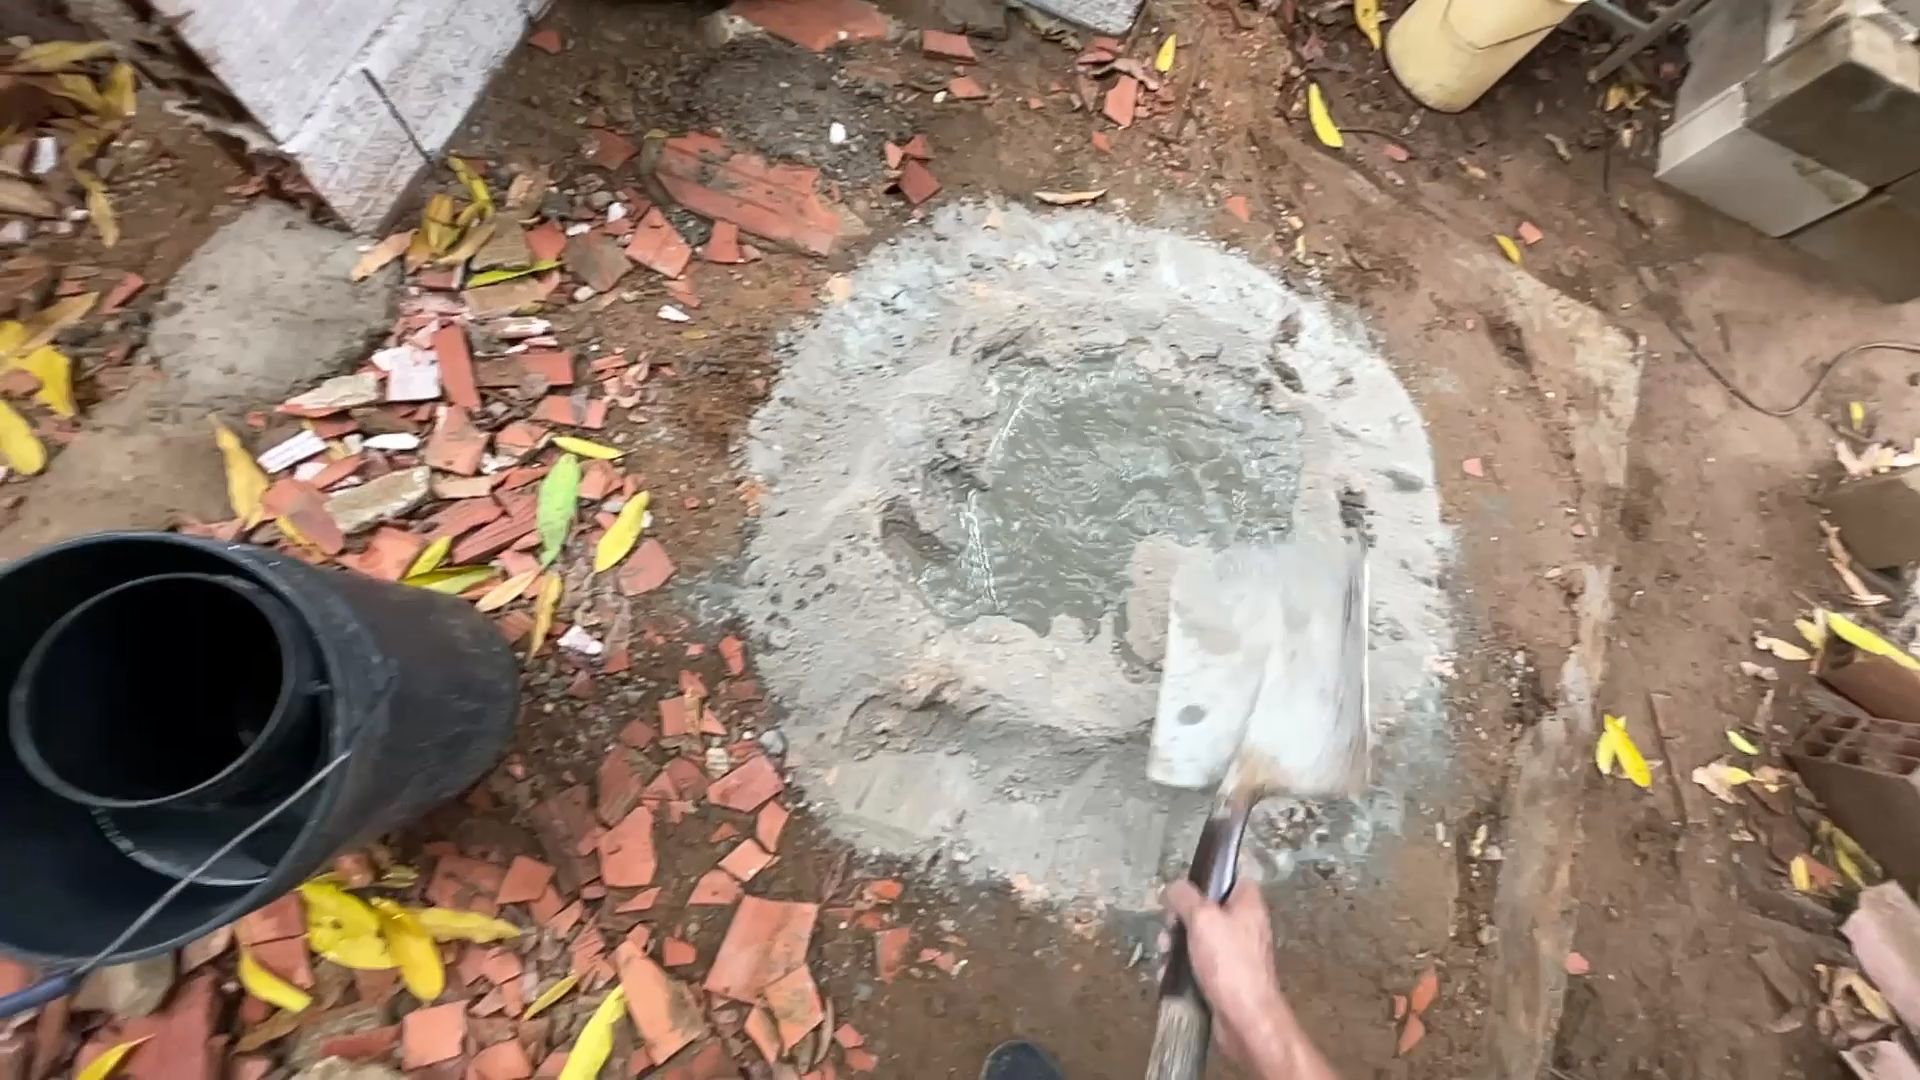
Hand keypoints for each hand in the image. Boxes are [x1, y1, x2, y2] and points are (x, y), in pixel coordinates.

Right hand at [1164, 880, 1338, 1079]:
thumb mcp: (1202, 917)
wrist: (1245, 1021)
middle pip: (1206, 908)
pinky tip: (1169, 973)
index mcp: (1248, 905)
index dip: (1210, 877)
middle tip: (1170, 927)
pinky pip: (1198, 962)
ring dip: (1176, 943)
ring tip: (1166, 953)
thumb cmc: (1229, 962)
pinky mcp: (1224, 978)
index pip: (1233, 877)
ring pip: (1197, 936)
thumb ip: (1185, 895)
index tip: (1188, 888)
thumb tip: (1174, 889)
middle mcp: (1244, 926)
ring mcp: (1234, 954)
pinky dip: (1182, 966)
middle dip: (1180, 917)